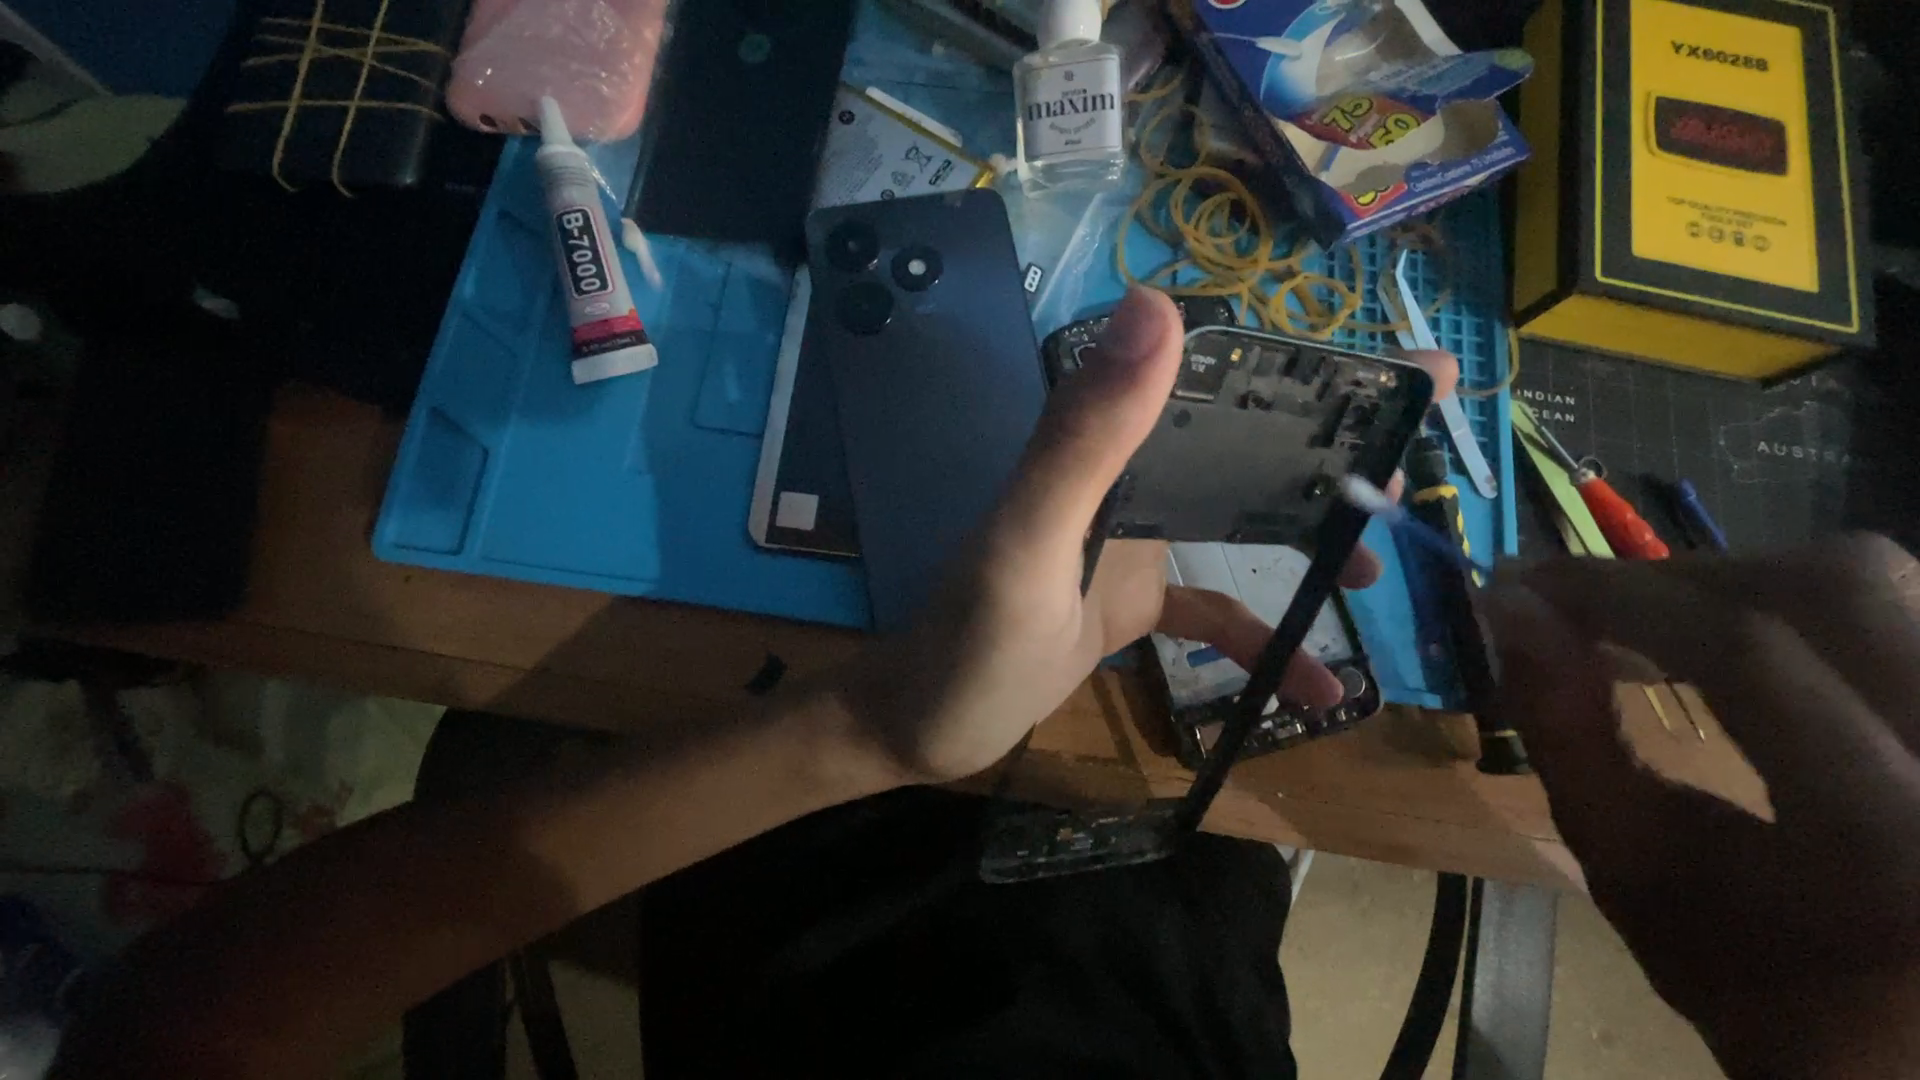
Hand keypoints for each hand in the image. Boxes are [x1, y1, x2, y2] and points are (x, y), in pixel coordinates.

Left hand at [840, 287, 1385, 783]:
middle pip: (1240, 449)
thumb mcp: (1026, 547)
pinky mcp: (1126, 603)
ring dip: (1305, 539)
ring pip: (1235, 522)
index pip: (1215, 386)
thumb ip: (1083, 440)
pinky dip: (1260, 636)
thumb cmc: (968, 649)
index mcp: (1103, 454)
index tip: (1417, 372)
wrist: (922, 727)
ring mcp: (1128, 545)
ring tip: (1376, 568)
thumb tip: (1157, 306)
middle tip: (1414, 471)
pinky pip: (1209, 608)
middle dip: (1329, 455)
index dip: (1310, 372)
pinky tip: (1314, 681)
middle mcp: (1121, 483)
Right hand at [1484, 535, 1919, 1078]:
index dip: (1618, 595)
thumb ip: (1564, 730)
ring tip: (1660, 624)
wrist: (1906, 1040)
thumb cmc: (1748, 975)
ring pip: (1889, 584)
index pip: (1745, 651)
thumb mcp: (1628, 864)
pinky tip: (1739, 647)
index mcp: (1889, 839)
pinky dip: (1802, 609)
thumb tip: (1508, 611)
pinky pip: (1903, 615)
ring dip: (1745, 586)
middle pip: (1844, 585)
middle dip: (1686, 574)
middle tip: (1591, 602)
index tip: (1526, 584)